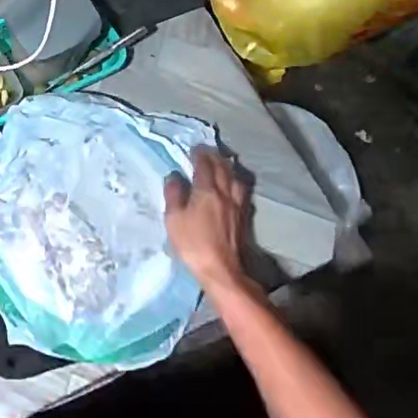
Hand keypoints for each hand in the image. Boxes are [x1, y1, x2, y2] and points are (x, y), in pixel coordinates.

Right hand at [164, 145, 251, 299]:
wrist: (222, 270)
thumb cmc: (193, 243)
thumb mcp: (174, 219)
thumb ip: (174, 194)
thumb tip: (175, 176)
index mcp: (207, 190)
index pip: (204, 164)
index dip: (199, 153)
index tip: (194, 148)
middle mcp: (225, 193)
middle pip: (222, 167)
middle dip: (214, 156)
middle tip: (206, 151)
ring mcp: (237, 204)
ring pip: (235, 177)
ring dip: (227, 166)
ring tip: (221, 163)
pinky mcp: (244, 216)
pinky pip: (241, 190)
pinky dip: (236, 181)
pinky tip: (233, 185)